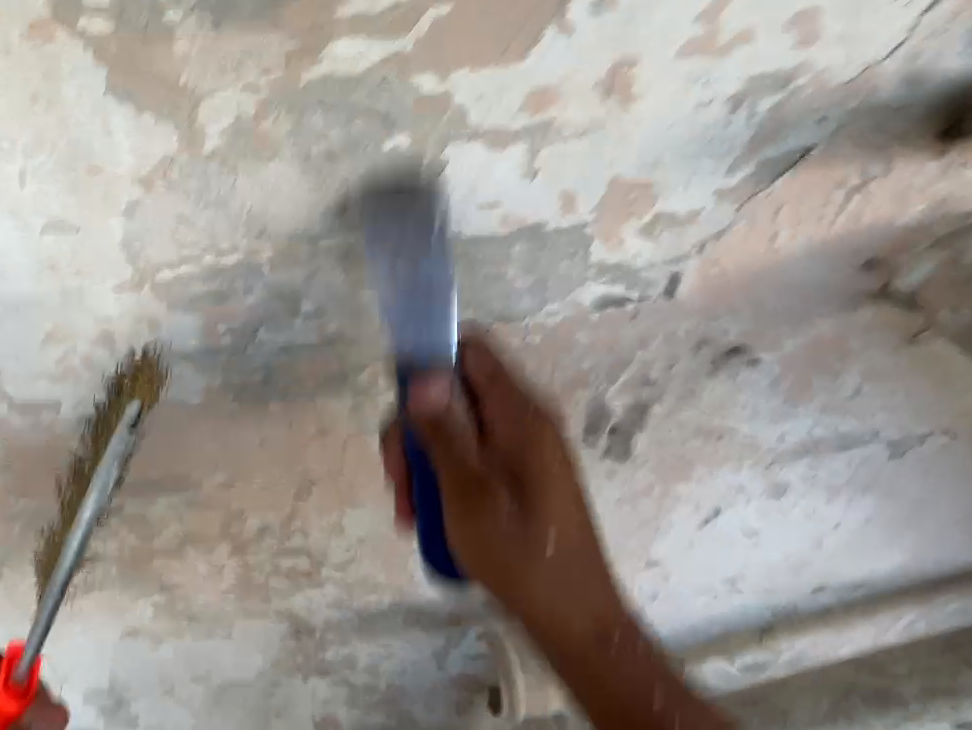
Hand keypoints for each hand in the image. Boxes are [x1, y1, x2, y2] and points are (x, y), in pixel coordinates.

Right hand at [380, 332, 625, 645]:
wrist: (573, 621)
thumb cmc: (520, 555)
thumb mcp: (469, 492)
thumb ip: (443, 430)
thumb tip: (420, 372)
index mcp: (519, 414)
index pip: (470, 349)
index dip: (428, 357)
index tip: (398, 397)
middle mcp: (521, 420)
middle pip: (450, 391)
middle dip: (413, 428)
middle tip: (397, 476)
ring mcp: (519, 447)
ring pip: (451, 425)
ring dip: (420, 459)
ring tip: (407, 507)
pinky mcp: (515, 473)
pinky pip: (466, 453)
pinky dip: (439, 475)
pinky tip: (424, 514)